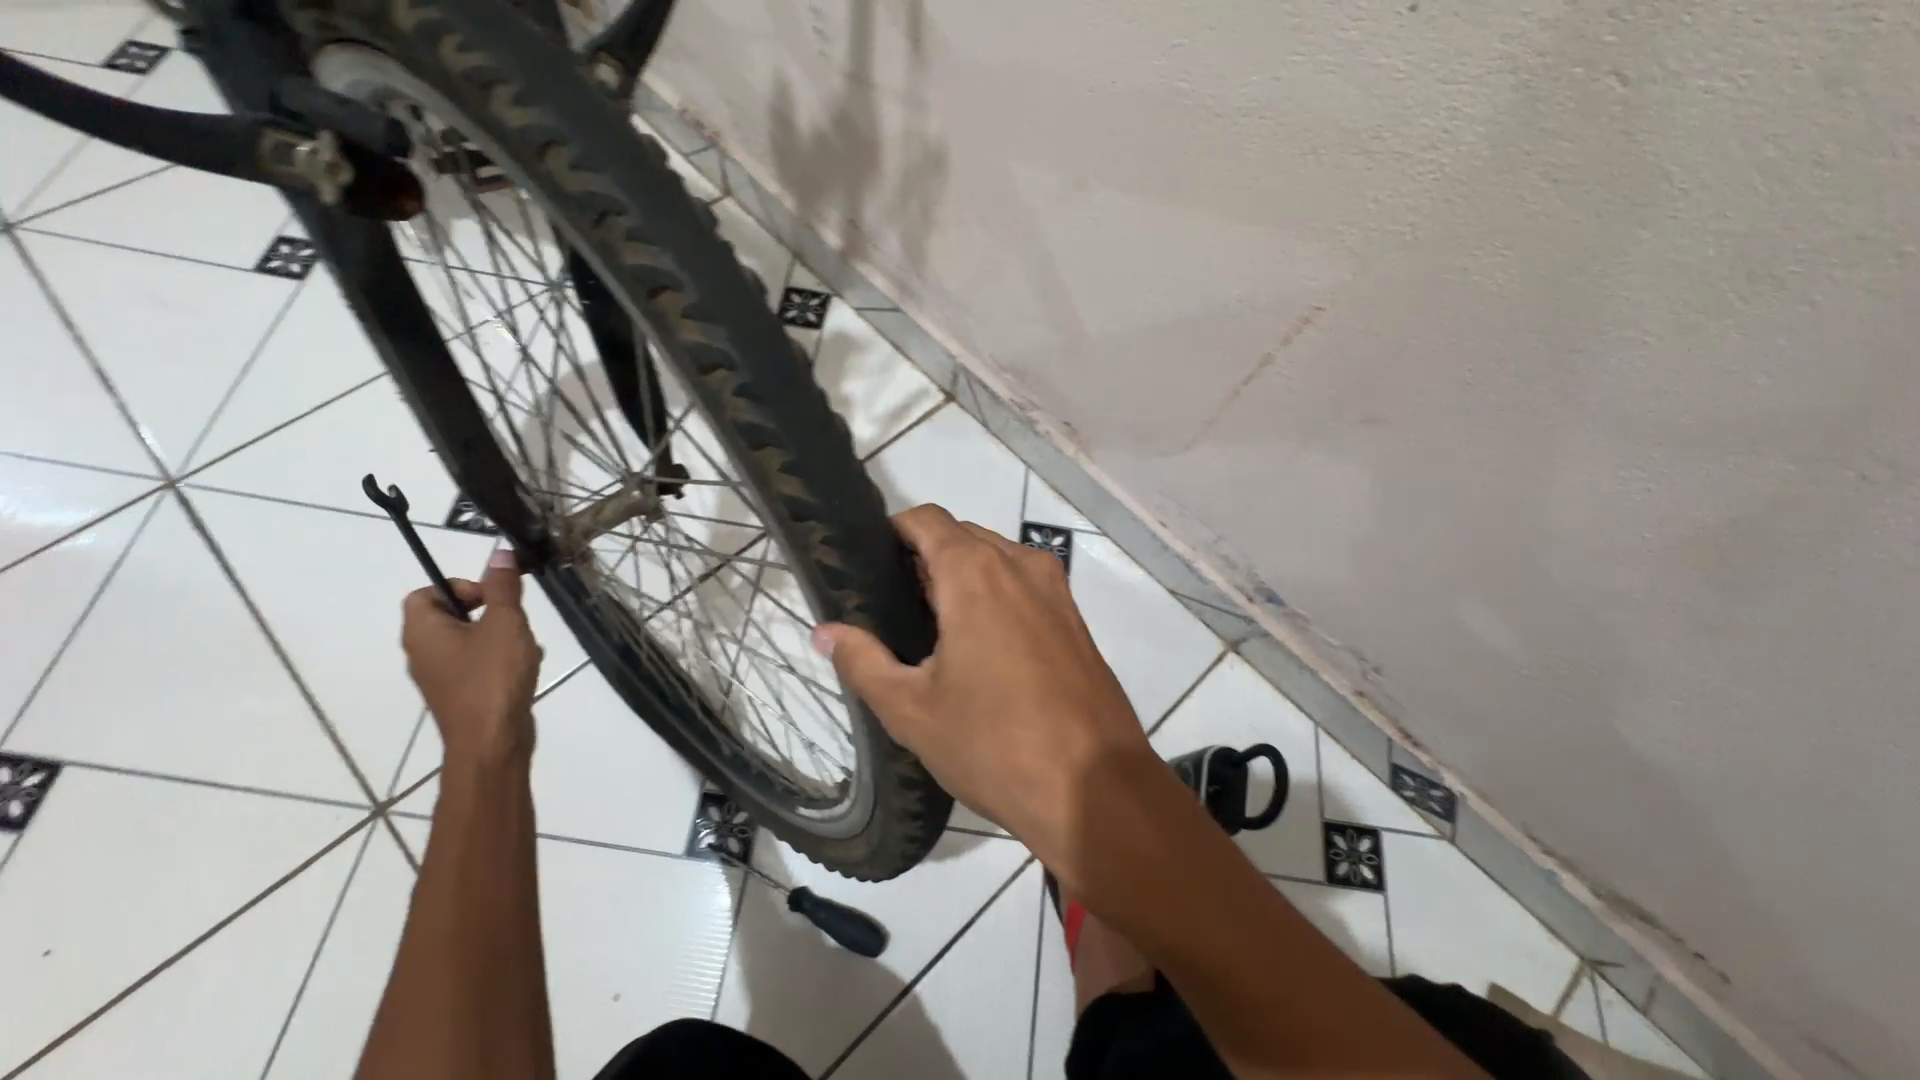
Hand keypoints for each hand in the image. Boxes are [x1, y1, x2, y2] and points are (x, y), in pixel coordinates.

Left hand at [403, 548, 543, 766]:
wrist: (492, 743)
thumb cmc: (493, 677)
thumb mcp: (504, 623)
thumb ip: (503, 587)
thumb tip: (500, 552)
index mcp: (422, 631)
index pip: (425, 593)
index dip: (458, 588)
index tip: (492, 598)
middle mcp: (422, 653)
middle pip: (450, 616)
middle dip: (488, 613)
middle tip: (512, 621)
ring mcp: (440, 678)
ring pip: (469, 641)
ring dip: (499, 638)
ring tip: (525, 648)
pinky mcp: (460, 696)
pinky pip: (477, 666)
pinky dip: (500, 661)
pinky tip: (526, 670)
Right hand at [812, 505, 1153, 850]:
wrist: (1097, 790)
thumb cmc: (994, 745)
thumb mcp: (912, 710)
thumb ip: (863, 662)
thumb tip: (824, 632)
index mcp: (976, 572)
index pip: (925, 519)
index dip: (891, 533)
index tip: (866, 567)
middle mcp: (1021, 566)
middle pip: (962, 537)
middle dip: (924, 559)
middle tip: (889, 609)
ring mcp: (1056, 593)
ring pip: (996, 562)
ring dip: (961, 581)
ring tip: (929, 633)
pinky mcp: (1075, 623)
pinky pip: (1023, 589)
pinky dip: (995, 599)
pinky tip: (977, 652)